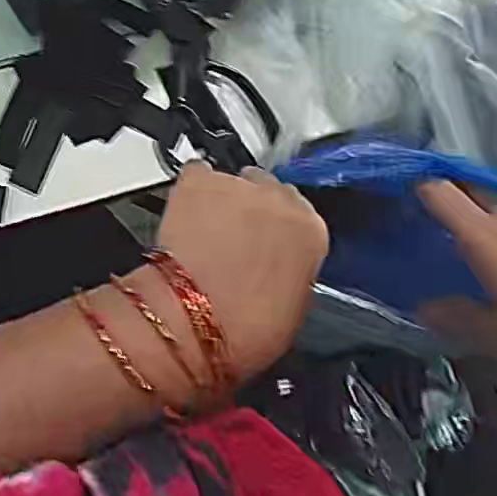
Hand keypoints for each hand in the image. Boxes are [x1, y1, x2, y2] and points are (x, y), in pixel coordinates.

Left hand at [158, 163, 327, 379]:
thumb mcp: (294, 302)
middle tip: (231, 232)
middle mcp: (278, 199)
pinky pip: (195, 172)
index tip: (263, 234)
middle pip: (265, 187)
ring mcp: (236, 185)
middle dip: (250, 206)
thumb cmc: (247, 323)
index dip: (276, 223)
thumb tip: (278, 262)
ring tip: (203, 226)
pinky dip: (189, 188)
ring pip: (228, 179)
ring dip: (219, 197)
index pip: (300, 210)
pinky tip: (185, 209)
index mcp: (312, 231)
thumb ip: (293, 267)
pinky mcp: (198, 179)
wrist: (198, 313)